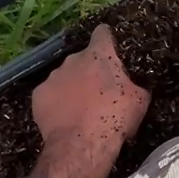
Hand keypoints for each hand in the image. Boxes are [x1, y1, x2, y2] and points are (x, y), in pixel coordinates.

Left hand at [30, 26, 148, 177]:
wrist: (82, 144)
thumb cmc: (115, 117)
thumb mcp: (140, 99)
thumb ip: (136, 84)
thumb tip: (134, 85)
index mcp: (99, 54)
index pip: (103, 32)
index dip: (108, 40)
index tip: (112, 51)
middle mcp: (73, 58)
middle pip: (83, 59)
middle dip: (90, 71)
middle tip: (99, 93)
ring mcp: (53, 76)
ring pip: (64, 76)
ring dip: (72, 87)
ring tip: (79, 110)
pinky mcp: (38, 95)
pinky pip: (49, 94)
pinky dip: (55, 103)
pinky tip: (63, 118)